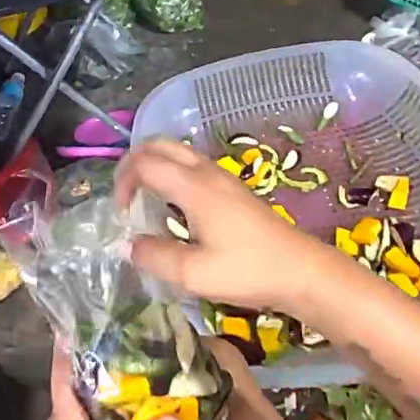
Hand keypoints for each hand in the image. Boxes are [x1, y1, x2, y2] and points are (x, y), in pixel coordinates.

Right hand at [116, 139, 353, 315]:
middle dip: (134, 162)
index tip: (119, 213)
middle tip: (123, 196)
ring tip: (142, 201)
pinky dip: (171, 173)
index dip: (123, 181)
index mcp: (195, 187)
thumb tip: (129, 245)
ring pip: (178, 152)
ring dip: (154, 165)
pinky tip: (172, 206)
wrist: (300, 269)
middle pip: (160, 144)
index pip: (145, 163)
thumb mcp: (194, 274)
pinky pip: (192, 165)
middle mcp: (207, 173)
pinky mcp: (232, 188)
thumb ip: (156, 257)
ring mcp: (222, 177)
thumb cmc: (248, 271)